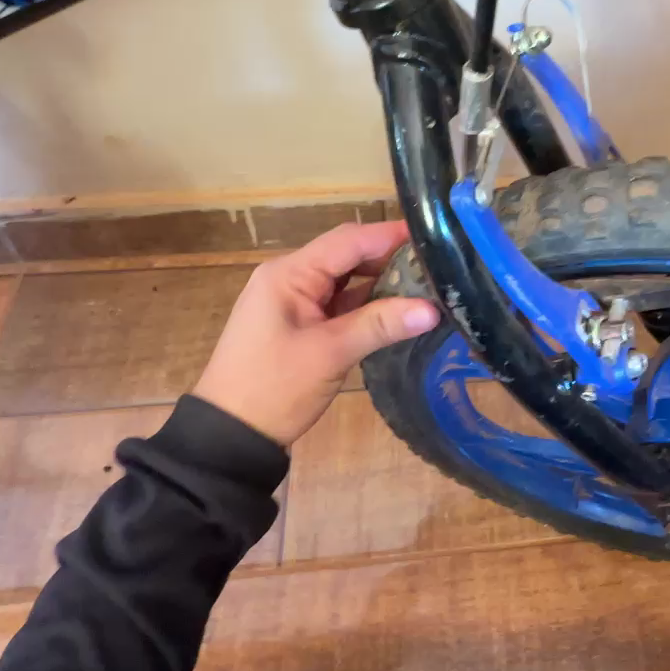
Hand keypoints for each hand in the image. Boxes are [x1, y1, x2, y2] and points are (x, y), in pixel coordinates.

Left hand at [193, 221, 438, 445]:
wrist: (231, 435)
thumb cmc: (274, 387)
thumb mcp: (331, 353)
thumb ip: (382, 325)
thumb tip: (433, 310)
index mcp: (290, 273)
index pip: (350, 240)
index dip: (392, 235)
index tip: (436, 236)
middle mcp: (291, 277)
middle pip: (349, 254)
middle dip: (391, 257)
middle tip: (439, 265)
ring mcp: (295, 300)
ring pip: (347, 279)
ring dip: (382, 281)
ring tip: (428, 285)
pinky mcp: (302, 323)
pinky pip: (341, 302)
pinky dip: (368, 303)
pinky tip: (400, 309)